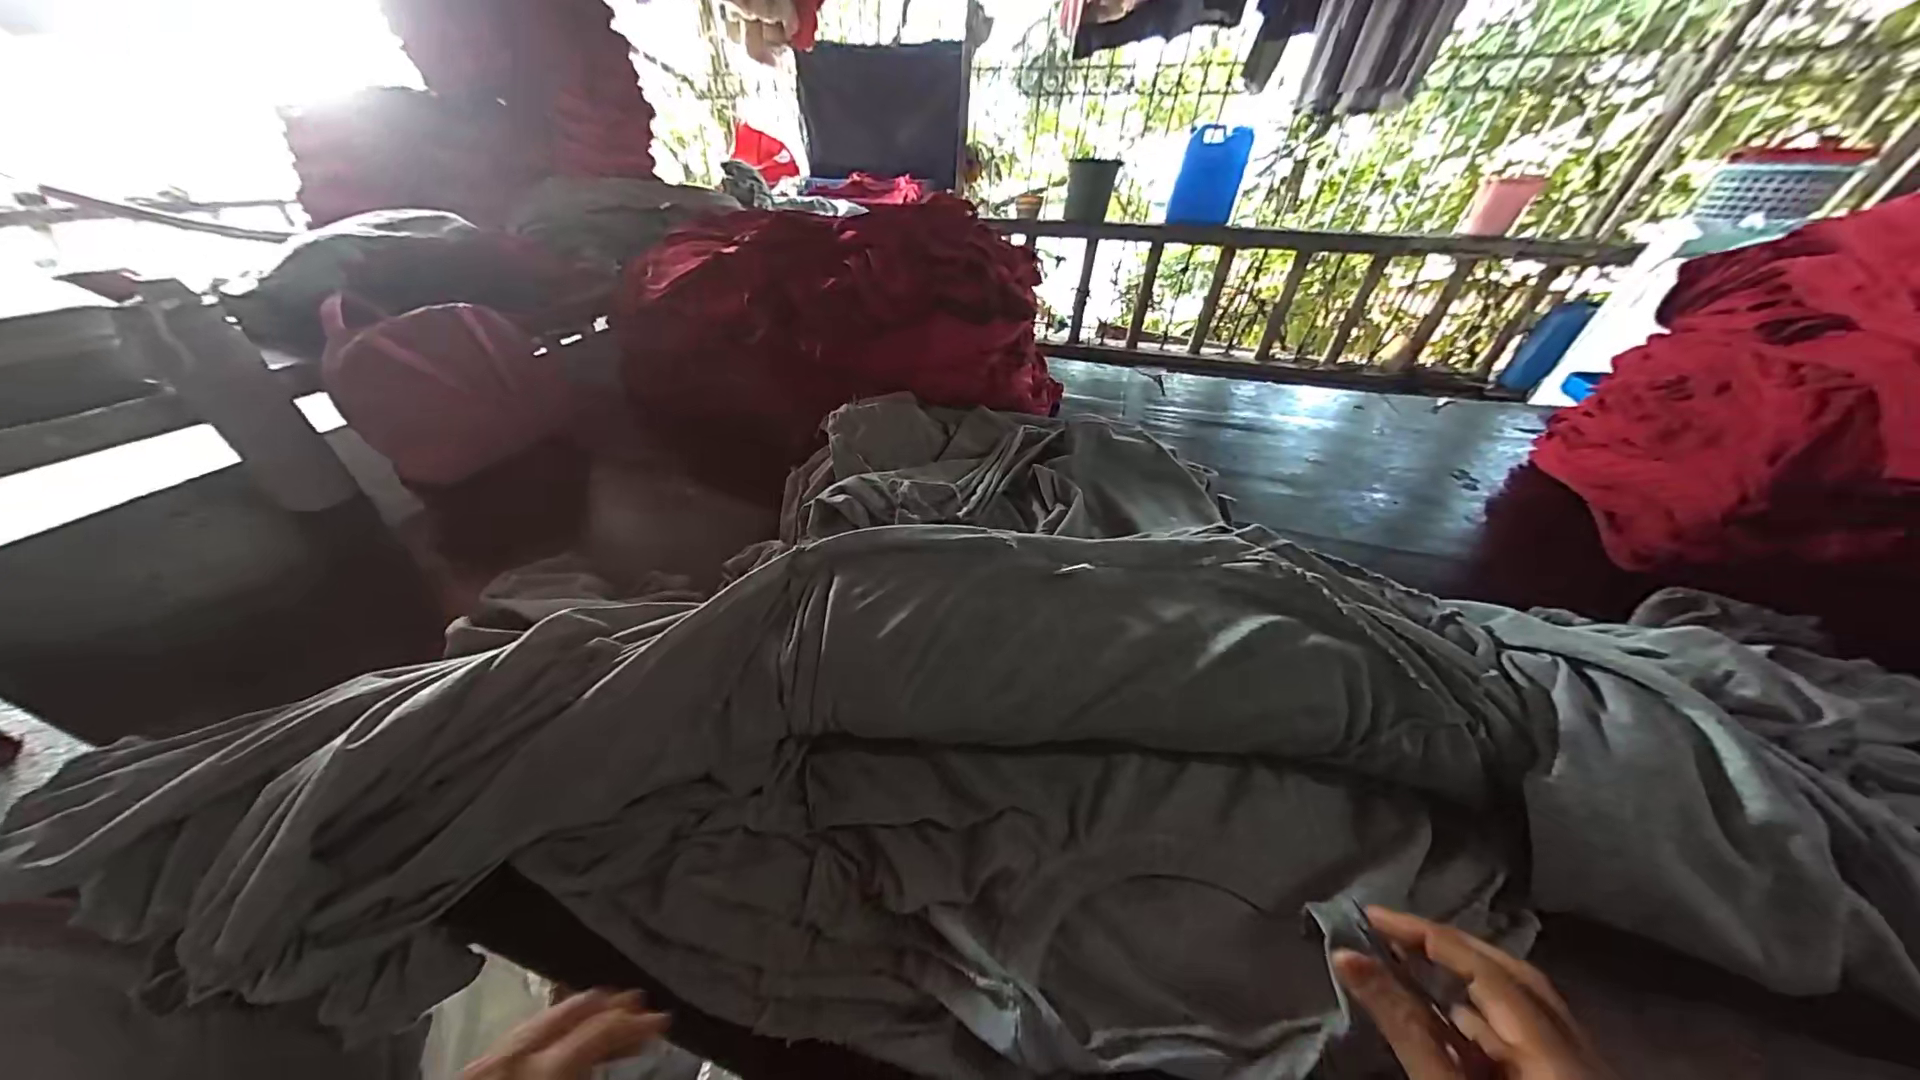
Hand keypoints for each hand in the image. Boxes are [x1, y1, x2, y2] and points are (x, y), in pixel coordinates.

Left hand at [461, 989, 669, 1079]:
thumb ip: (594, 1074)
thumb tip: (636, 1052)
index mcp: (543, 1070)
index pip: (602, 1028)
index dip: (638, 1023)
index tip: (664, 1021)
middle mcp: (514, 1056)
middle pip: (575, 1009)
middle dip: (612, 1005)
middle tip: (643, 1008)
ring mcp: (487, 1063)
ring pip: (547, 1018)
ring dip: (585, 1015)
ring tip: (612, 1021)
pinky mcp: (473, 1073)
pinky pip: (524, 1037)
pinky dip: (554, 1032)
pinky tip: (568, 1044)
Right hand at [1332, 907, 1614, 1079]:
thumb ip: (1402, 1023)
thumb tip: (1345, 955)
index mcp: (1555, 1049)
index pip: (1482, 966)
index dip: (1423, 934)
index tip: (1368, 917)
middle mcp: (1579, 1053)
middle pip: (1512, 976)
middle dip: (1447, 946)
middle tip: (1389, 931)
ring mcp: (1577, 1076)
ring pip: (1520, 1008)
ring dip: (1461, 980)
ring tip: (1404, 964)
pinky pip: (1521, 1041)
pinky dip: (1478, 1019)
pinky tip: (1443, 1022)